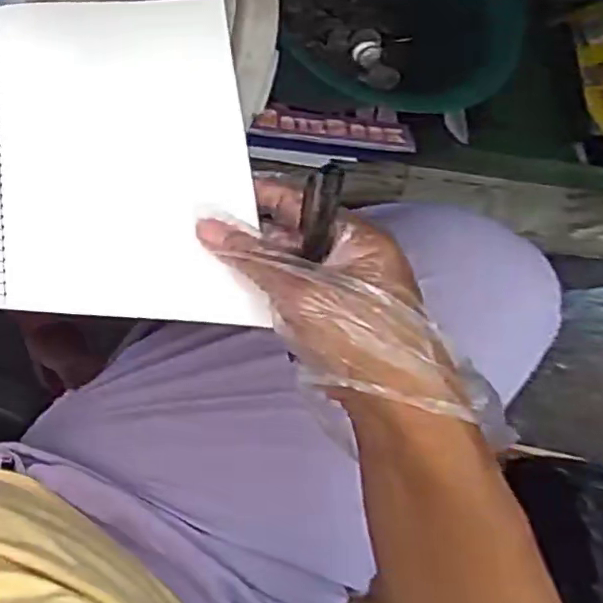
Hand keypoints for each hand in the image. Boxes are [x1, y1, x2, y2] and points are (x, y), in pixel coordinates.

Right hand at [197, 177, 475, 416]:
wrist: (397, 408)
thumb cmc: (360, 339)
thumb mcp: (296, 288)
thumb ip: (248, 254)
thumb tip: (208, 227)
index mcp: (358, 239)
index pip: (299, 201)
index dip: (257, 195)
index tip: (218, 194)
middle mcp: (351, 256)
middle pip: (289, 231)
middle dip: (248, 231)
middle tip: (205, 226)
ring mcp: (340, 286)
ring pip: (284, 260)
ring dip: (251, 260)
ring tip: (210, 253)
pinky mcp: (329, 313)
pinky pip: (286, 286)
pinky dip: (261, 283)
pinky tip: (232, 283)